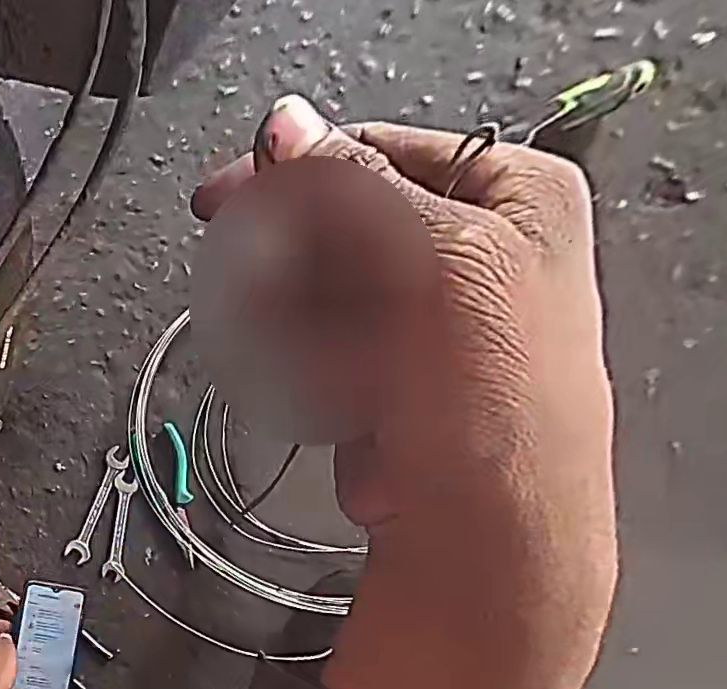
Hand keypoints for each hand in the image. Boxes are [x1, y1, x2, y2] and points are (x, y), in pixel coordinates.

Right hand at [193, 96, 617, 688]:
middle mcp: (461, 249)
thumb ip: (352, 190)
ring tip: (311, 366)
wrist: (476, 524)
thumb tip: (279, 126)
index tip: (222, 197)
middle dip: (288, 260)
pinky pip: (313, 342)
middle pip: (336, 226)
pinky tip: (317, 391)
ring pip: (313, 288)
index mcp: (504, 196)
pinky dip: (298, 359)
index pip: (375, 157)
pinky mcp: (372, 370)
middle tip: (252, 289)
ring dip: (289, 319)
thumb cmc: (483, 388)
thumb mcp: (435, 263)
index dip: (295, 173)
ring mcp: (410, 317)